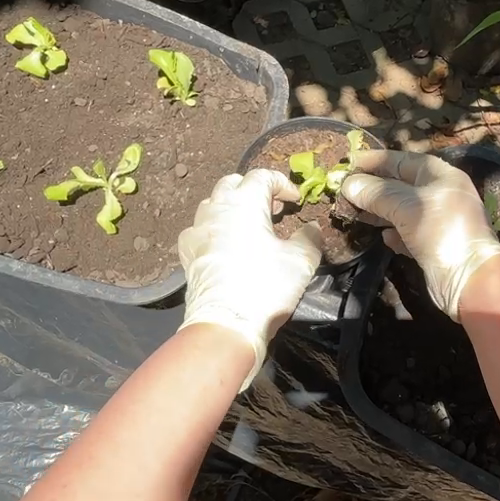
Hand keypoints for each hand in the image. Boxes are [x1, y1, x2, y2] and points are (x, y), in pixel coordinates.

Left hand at [177, 170, 320, 387]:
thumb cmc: (266, 286)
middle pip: (233, 183)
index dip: (282, 183)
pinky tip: (226, 243)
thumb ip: (309, 237)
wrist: (227, 323)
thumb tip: (311, 227)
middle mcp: (216, 209)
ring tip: (250, 224)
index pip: (262, 176)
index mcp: (244, 203)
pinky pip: (201, 228)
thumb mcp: (301, 260)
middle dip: (254, 189)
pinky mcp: (188, 252)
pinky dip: (216, 228)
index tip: (295, 199)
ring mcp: (197, 230)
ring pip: (213, 203)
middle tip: (273, 207)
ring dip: (233, 206)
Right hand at [339, 150, 499, 321]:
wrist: (469, 279)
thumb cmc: (441, 231)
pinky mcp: (433, 245)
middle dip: (372, 186)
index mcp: (440, 175)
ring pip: (401, 209)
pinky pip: (408, 233)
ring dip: (379, 210)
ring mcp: (438, 221)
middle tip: (344, 190)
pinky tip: (382, 237)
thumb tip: (348, 184)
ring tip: (354, 212)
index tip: (348, 162)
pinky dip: (394, 233)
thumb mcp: (407, 206)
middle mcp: (440, 194)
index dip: (374, 161)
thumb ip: (376, 193)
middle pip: (400, 184)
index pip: (401, 160)